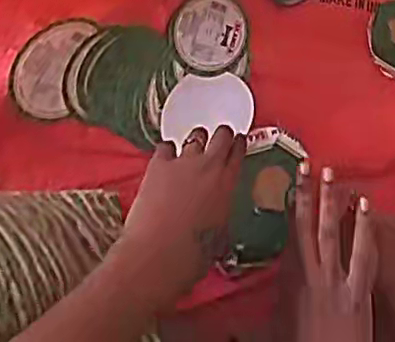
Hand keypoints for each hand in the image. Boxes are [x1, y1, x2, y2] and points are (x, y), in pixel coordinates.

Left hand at [111, 127, 244, 306]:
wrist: (155, 258)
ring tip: (189, 154)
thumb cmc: (190, 259)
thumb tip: (216, 219)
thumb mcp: (218, 238)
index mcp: (226, 184)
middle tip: (216, 144)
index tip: (236, 143)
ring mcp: (184, 162)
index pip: (239, 150)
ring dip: (194, 143)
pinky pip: (166, 147)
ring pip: (195, 136)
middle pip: (221, 134)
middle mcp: (209, 166)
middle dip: (220, 136)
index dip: (238, 144)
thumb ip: (221, 217)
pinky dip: (166, 153)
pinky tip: (164, 162)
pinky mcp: (159, 165)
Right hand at [294, 164, 375, 341]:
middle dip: (308, 194)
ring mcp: (335, 282)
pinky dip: (364, 226)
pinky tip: (365, 204)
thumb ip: (277, 295)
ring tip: (333, 175)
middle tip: (309, 165)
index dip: (291, 205)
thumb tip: (248, 293)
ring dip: (332, 202)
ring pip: (332, 232)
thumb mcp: (281, 323)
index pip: (291, 233)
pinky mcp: (358, 292)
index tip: (292, 180)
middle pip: (308, 226)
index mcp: (292, 281)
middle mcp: (312, 276)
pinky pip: (363, 252)